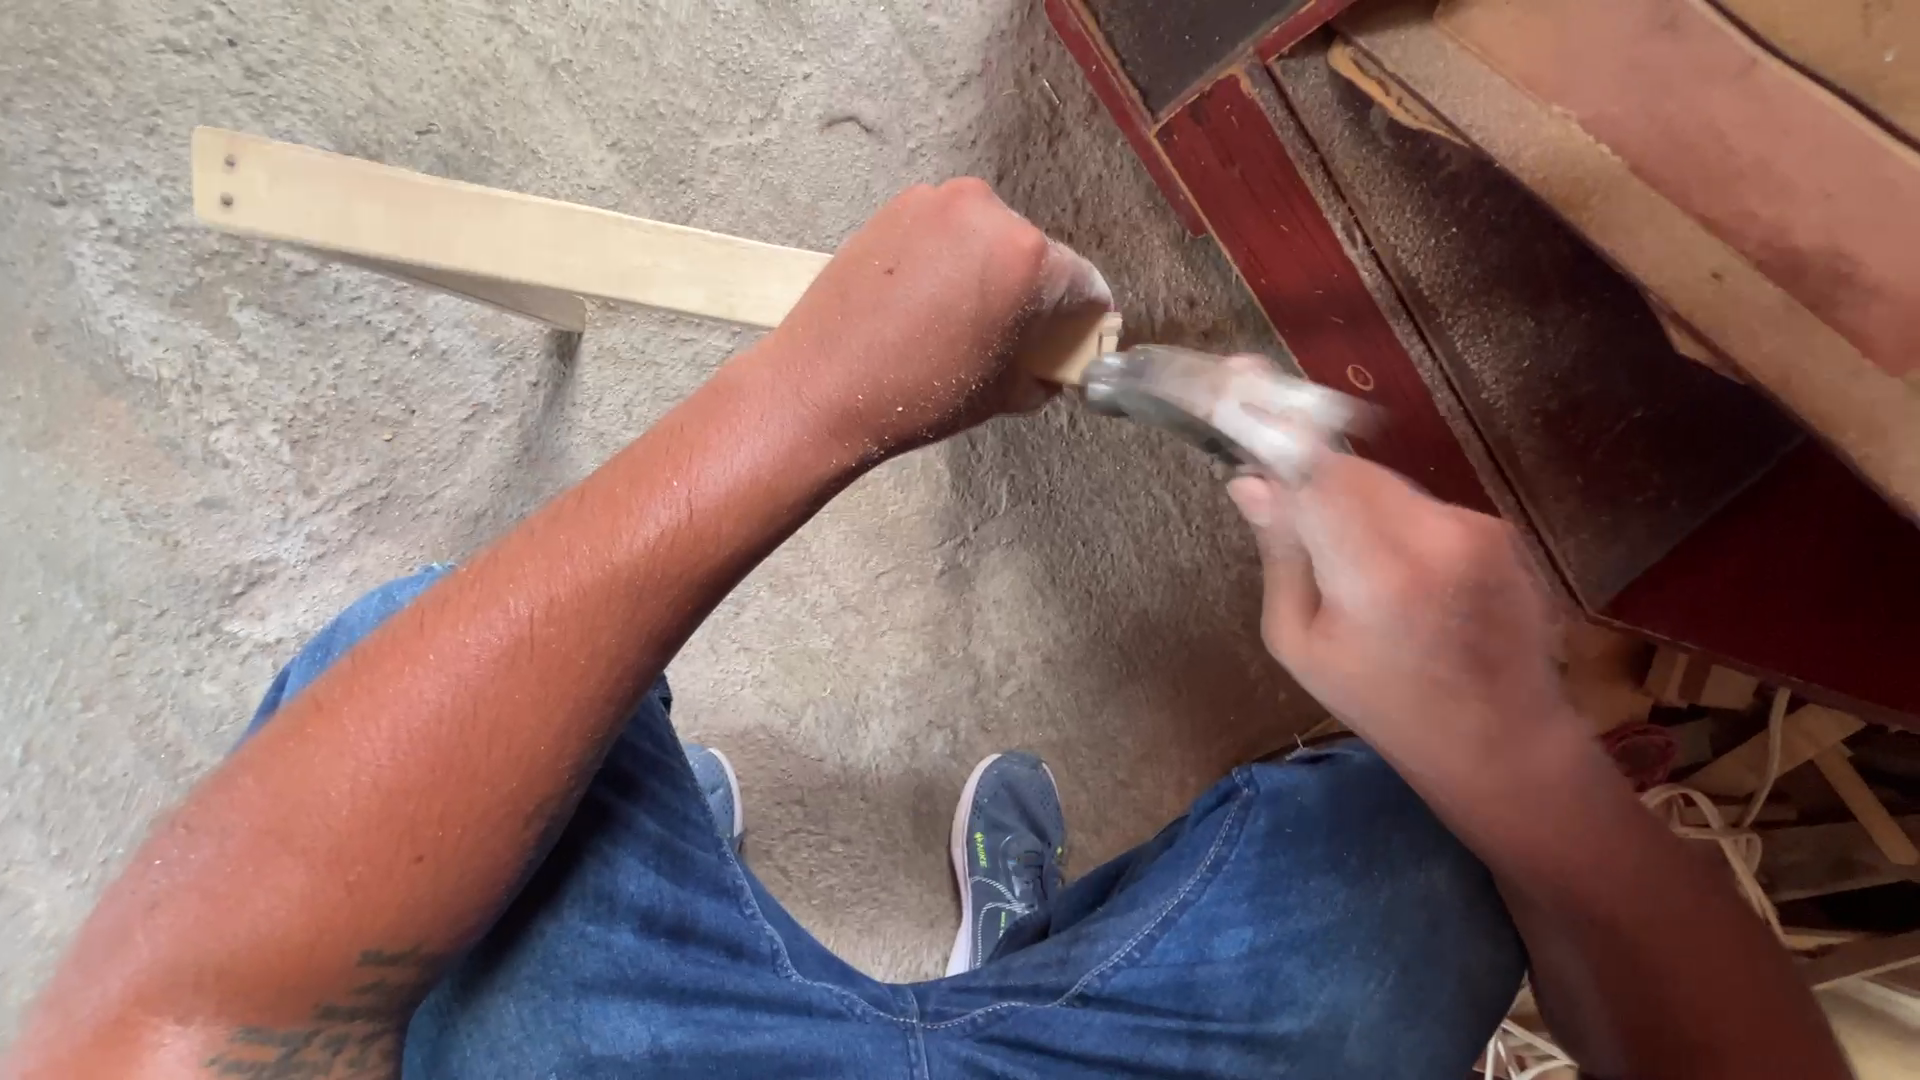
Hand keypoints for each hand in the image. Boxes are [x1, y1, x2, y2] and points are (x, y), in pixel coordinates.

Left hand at [750, 178, 1110, 458]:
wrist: (822, 386)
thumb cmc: (915, 395)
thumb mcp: (1001, 394)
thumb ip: (1042, 371)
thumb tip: (1051, 367)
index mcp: (1027, 258)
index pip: (1084, 284)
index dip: (1085, 319)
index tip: (1073, 337)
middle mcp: (987, 212)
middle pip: (1037, 255)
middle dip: (1034, 295)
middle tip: (1014, 334)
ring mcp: (937, 202)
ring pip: (990, 239)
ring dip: (990, 273)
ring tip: (963, 319)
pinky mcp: (898, 207)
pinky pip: (947, 232)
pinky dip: (951, 260)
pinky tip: (930, 300)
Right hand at [1227, 452, 1583, 781]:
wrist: (1500, 740)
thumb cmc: (1380, 701)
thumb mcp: (1298, 642)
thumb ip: (1279, 554)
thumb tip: (1250, 483)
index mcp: (1375, 573)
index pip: (1315, 475)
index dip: (1277, 448)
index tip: (1245, 433)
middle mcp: (1434, 535)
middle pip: (1350, 469)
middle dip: (1309, 478)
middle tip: (1284, 510)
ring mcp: (1477, 528)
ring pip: (1385, 481)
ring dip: (1350, 499)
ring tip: (1343, 556)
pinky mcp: (1499, 529)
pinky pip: (1420, 502)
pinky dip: (1390, 518)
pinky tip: (1395, 570)